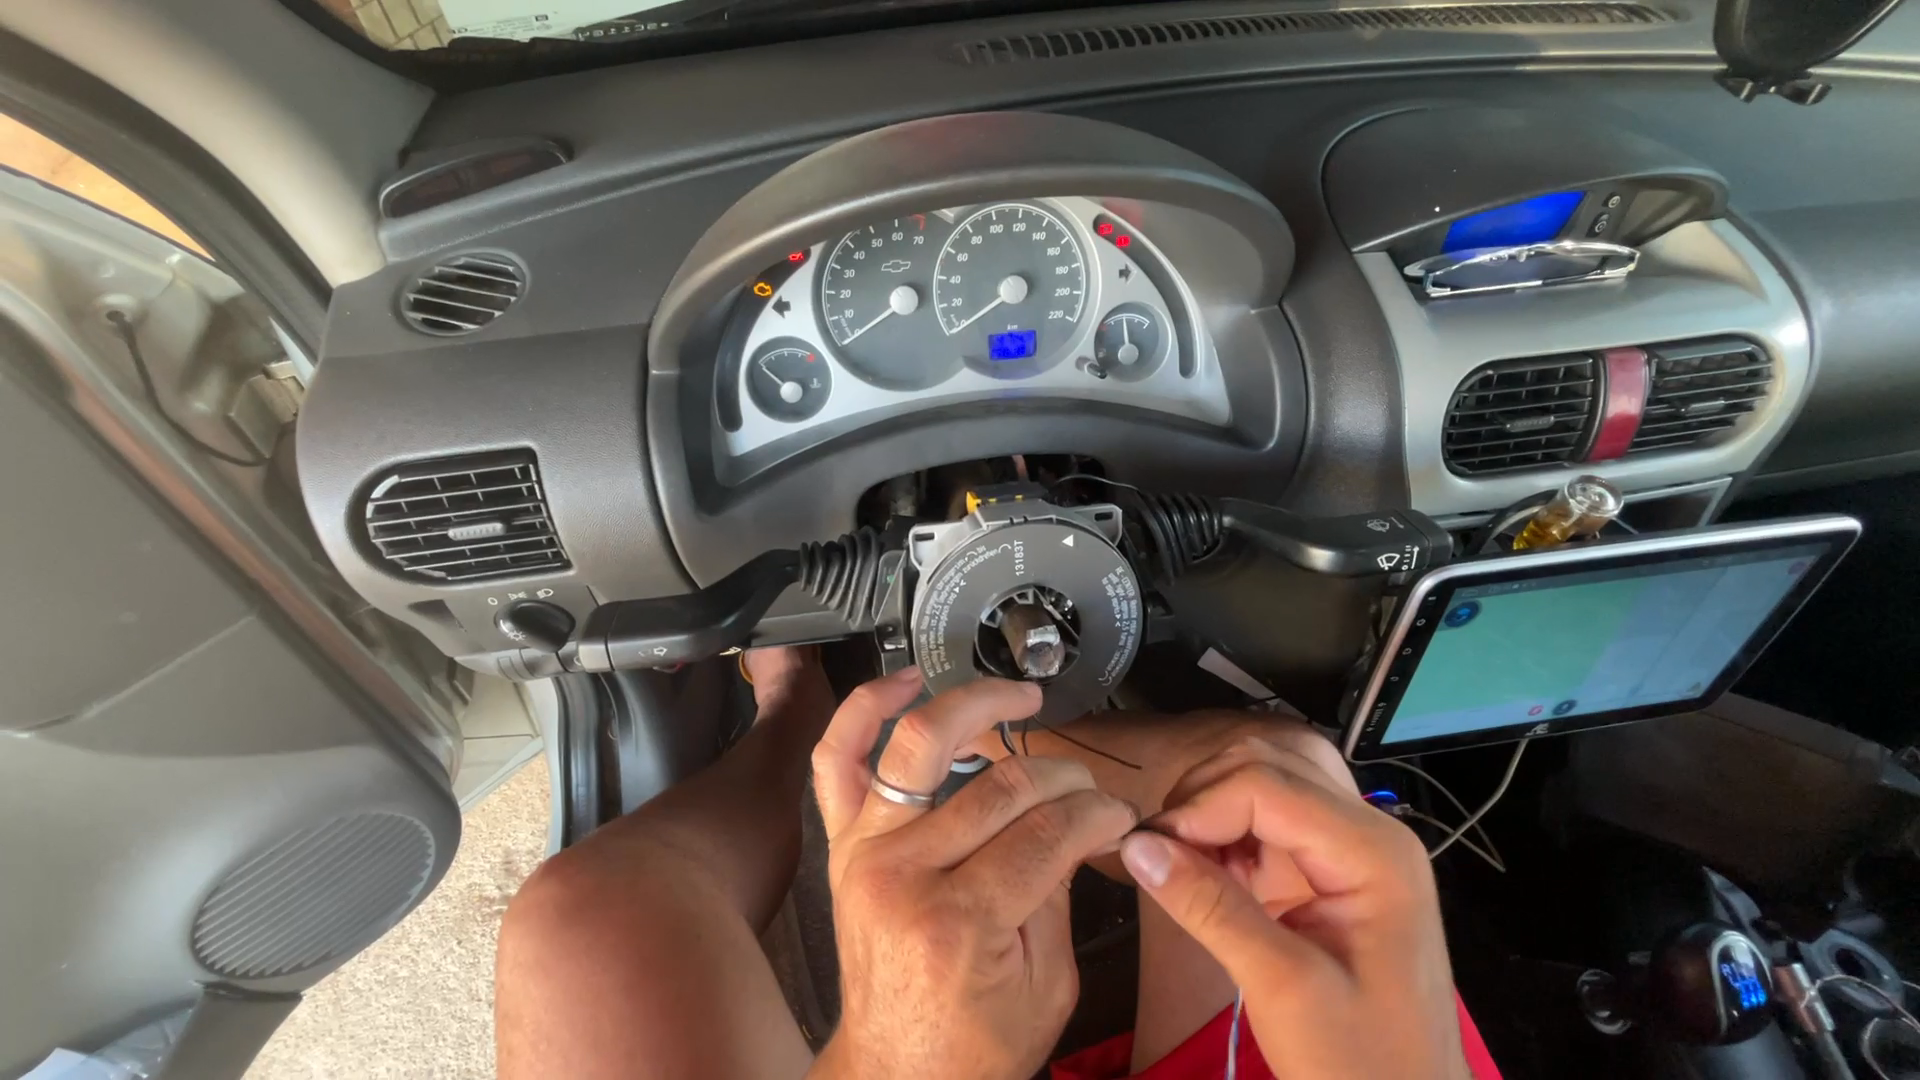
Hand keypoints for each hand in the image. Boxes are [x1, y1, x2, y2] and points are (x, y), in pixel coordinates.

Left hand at [807, 670, 1138, 1079]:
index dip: (1094, 814)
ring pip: (921, 745)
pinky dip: (867, 709)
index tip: (1114, 813)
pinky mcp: (843, 840)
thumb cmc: (971, 1045)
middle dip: (1060, 776)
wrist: (894, 1071)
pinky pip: (838, 757)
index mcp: (960, 923)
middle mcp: (904, 874)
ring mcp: (865, 848)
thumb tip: (1079, 817)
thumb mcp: (1047, 985)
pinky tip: (906, 682)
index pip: (1045, 834)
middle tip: (1084, 785)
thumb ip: (1059, 890)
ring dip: (976, 705)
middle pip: (999, 787)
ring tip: (1016, 695)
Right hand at [1119, 738, 1468, 1079]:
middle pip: (1262, 767)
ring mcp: (1348, 843)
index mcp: (1373, 851)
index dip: (1199, 807)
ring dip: (1209, 814)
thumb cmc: (1360, 1066)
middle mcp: (1365, 829)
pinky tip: (1208, 875)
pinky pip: (1263, 818)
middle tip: (1160, 855)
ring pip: (1258, 782)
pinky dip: (1223, 835)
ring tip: (1182, 867)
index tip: (1151, 852)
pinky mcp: (1326, 863)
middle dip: (1201, 800)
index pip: (1265, 783)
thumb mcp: (1282, 988)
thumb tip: (1135, 845)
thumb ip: (1210, 906)